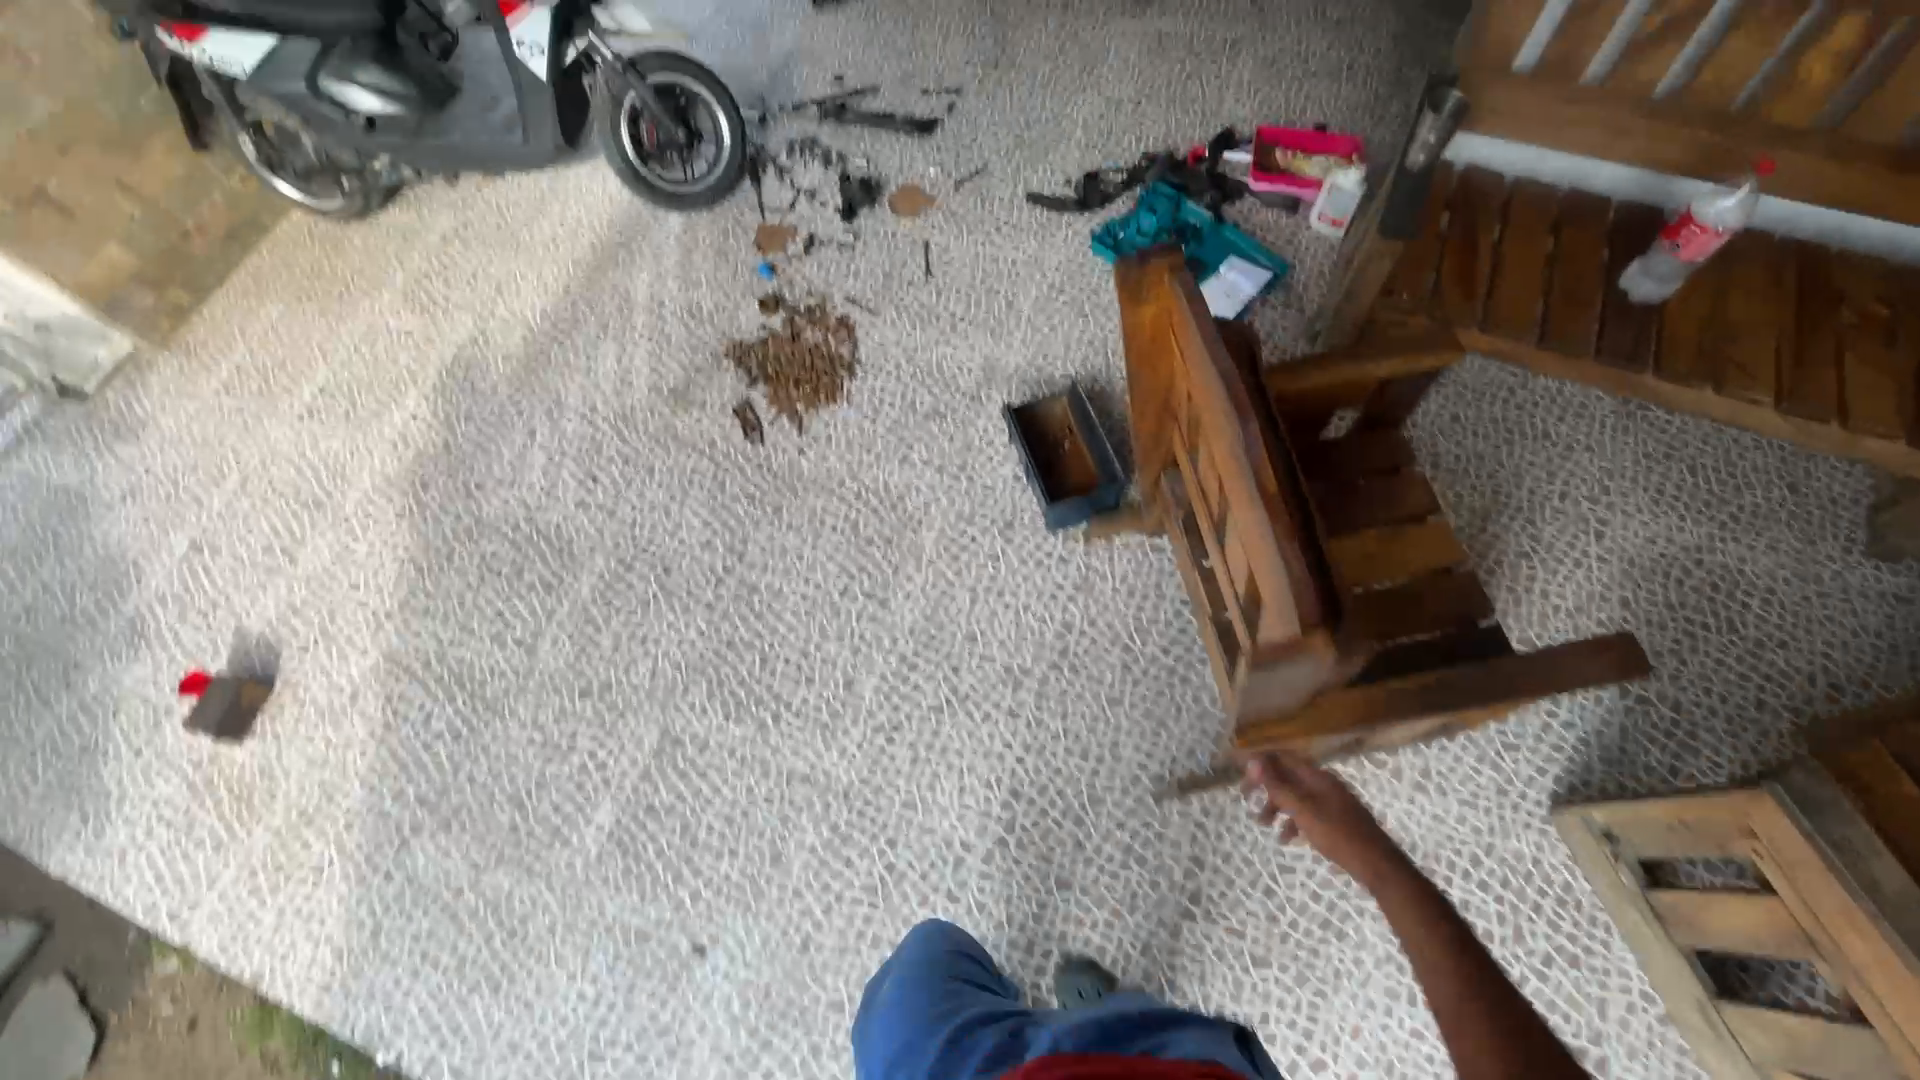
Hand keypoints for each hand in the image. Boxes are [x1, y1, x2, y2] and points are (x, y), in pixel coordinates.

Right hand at [1241, 753, 1407, 888]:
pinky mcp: (1336, 820)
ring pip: (1296, 796)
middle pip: (1288, 776)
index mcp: (1317, 776)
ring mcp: (1332, 802)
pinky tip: (1287, 838)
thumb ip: (1277, 785)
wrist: (1377, 864)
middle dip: (1265, 786)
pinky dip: (1294, 821)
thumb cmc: (1337, 834)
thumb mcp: (1302, 809)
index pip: (1283, 757)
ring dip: (1276, 806)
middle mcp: (1324, 784)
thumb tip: (1253, 760)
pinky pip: (1308, 813)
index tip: (1240, 772)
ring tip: (1262, 824)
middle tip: (1245, 797)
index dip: (1261, 761)